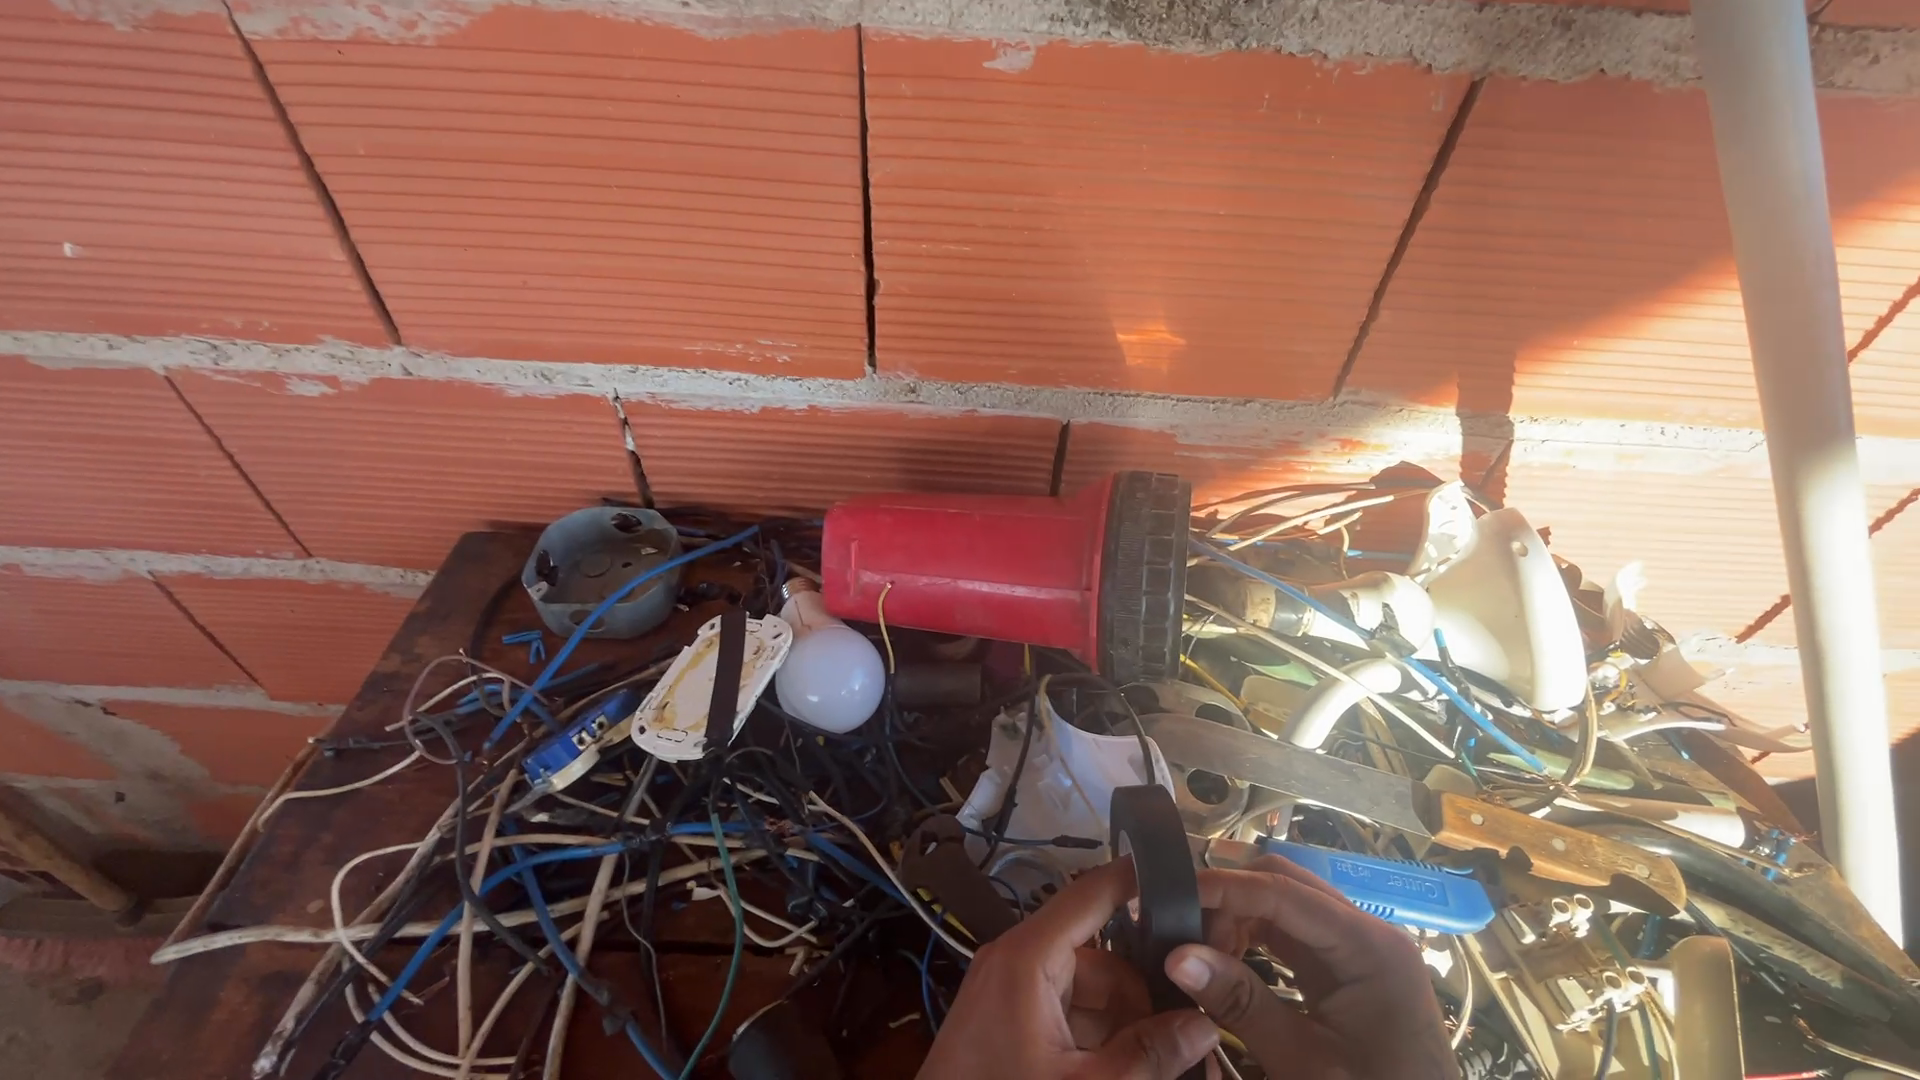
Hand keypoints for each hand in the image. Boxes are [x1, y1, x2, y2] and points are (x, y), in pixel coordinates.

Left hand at [918, 858, 1220, 1079]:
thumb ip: (1148, 1056)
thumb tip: (1207, 1026)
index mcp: (1028, 955)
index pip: (1089, 895)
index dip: (1134, 880)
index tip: (1182, 875)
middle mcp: (1017, 958)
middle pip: (1099, 955)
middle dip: (1143, 992)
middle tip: (1189, 1028)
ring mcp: (1009, 988)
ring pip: (1086, 987)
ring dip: (1123, 1021)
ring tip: (1162, 1060)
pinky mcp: (1006, 1018)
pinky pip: (1064, 1009)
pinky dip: (1095, 1034)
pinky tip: (1125, 1068)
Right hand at [1166, 854, 1456, 1079]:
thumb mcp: (1302, 1062)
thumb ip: (1240, 1003)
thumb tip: (1175, 956)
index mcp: (1370, 946)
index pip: (1283, 889)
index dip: (1223, 887)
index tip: (1170, 896)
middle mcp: (1368, 932)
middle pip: (1285, 882)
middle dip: (1230, 899)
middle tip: (1188, 935)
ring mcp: (1360, 949)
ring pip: (1284, 903)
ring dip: (1238, 918)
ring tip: (1204, 953)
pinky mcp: (1348, 969)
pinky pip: (1293, 933)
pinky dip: (1254, 938)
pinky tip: (1228, 961)